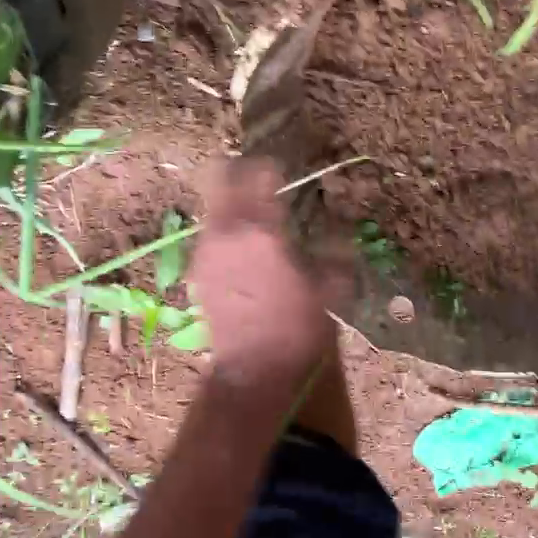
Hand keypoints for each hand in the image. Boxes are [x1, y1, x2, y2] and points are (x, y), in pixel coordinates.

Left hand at [188, 158, 341, 404]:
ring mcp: (207, 251)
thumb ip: (334, 253)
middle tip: (257, 176)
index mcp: (263, 230)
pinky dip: (224, 229)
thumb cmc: (298, 327)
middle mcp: (228, 233)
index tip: (281, 169)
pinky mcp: (198, 271)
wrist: (255, 369)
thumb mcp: (329, 287)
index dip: (270, 168)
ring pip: (212, 205)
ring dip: (229, 200)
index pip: (259, 176)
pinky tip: (242, 245)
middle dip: (238, 172)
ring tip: (251, 210)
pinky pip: (210, 234)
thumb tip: (340, 234)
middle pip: (221, 179)